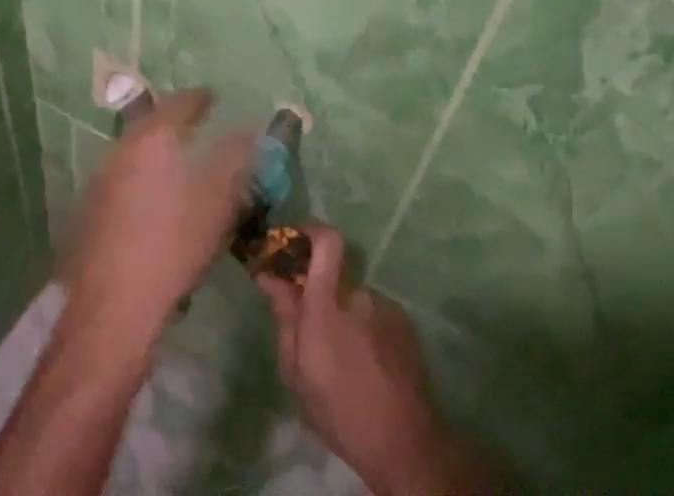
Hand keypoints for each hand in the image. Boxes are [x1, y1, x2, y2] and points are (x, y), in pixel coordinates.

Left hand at [63, 89, 255, 340]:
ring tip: (182, 164)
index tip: (216, 98)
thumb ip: (235, 160)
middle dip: (176, 123)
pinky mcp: (89, 208)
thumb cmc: (172, 246)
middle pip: (151, 124)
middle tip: (200, 128)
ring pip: (134, 151)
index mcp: (152, 139)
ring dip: (158, 151)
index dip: (200, 99)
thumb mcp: (217, 203)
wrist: (110, 304)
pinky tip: (157, 199)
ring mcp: (100, 179)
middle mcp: (120, 149)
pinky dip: (143, 176)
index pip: (180, 103)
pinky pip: (123, 177)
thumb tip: (250, 130)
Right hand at [256, 224, 491, 495]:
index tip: (289, 242)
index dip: (309, 231)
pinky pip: (373, 315)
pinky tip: (363, 366)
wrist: (403, 442)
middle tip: (308, 333)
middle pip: (333, 278)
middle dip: (317, 295)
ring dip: (342, 317)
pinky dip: (363, 330)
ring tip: (339, 361)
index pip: (327, 241)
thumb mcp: (295, 370)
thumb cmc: (337, 411)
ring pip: (353, 300)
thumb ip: (284, 316)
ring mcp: (387, 309)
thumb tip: (269, 275)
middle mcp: (360, 296)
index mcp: (328, 304)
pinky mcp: (404, 325)